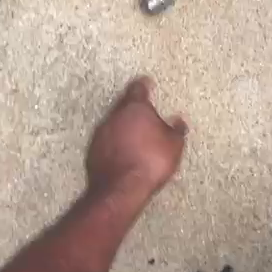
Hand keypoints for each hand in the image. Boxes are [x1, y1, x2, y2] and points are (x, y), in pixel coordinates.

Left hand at [85, 77, 186, 204]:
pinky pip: (107, 140)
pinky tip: (125, 151)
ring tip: (136, 134)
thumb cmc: (150, 161)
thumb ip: (176, 130)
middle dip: (134, 107)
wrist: (121, 188)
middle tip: (144, 110)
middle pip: (124, 104)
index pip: (138, 88)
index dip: (144, 84)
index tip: (147, 82)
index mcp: (136, 108)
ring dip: (124, 125)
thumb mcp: (174, 145)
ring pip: (114, 122)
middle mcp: (115, 115)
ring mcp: (101, 133)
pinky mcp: (93, 151)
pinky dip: (116, 142)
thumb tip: (178, 121)